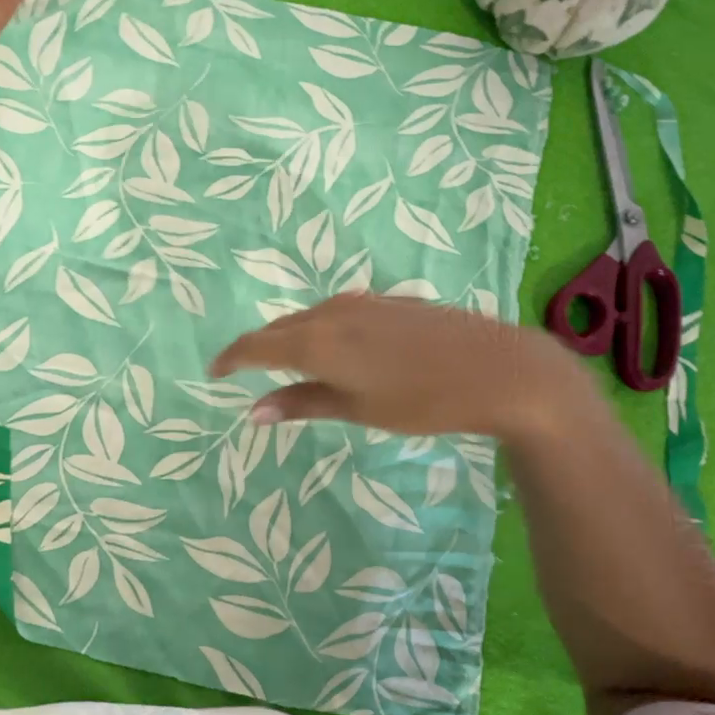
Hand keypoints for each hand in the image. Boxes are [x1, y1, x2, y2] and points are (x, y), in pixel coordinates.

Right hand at [210, 294, 601, 441]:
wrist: (502, 371)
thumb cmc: (423, 400)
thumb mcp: (357, 409)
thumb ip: (302, 404)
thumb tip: (253, 411)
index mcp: (317, 341)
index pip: (255, 345)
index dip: (230, 359)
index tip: (213, 372)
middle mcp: (333, 313)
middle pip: (279, 327)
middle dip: (257, 348)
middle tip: (243, 370)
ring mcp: (364, 303)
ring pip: (309, 317)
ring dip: (289, 337)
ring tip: (284, 363)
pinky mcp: (390, 302)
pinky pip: (336, 313)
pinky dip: (320, 330)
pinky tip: (335, 349)